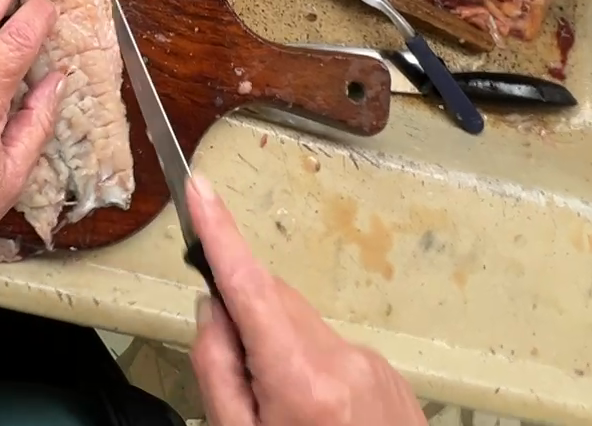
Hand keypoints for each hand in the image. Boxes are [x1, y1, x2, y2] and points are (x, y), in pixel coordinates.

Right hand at [187, 173, 425, 425]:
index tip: (199, 188)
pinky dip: (308, 360)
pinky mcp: (392, 378)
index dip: (218, 231)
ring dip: (276, 340)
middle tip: (235, 373)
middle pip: (271, 299)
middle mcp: (345, 360)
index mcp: (302, 380)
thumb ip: (215, 368)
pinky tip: (314, 413)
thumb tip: (214, 307)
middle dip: (243, 312)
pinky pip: (330, 346)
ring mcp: (375, 368)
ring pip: (299, 321)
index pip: (247, 284)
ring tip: (280, 405)